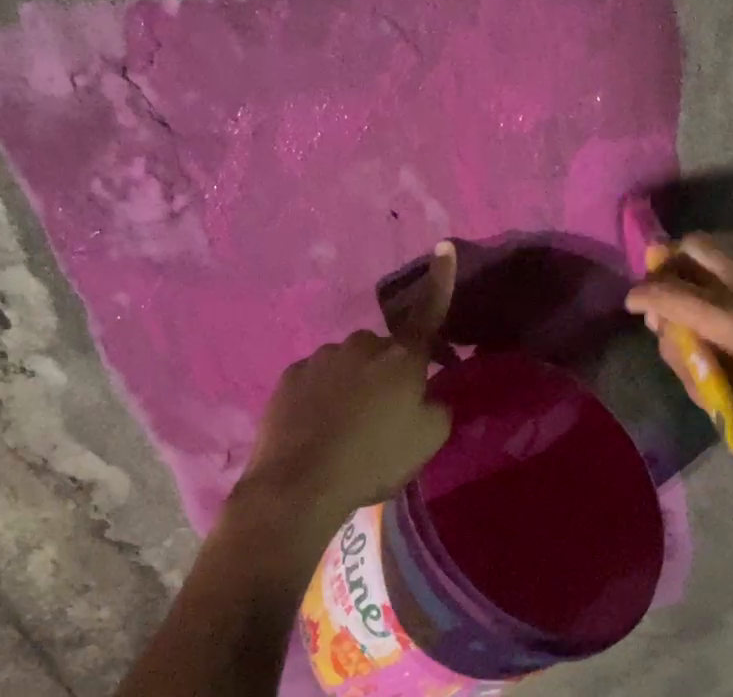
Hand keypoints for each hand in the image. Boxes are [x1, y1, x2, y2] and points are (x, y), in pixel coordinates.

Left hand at [234, 244, 457, 519]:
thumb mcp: (428, 440)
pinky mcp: (289, 377)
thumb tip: (429, 394)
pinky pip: (317, 380)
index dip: (440, 280)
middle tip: (386, 415)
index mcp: (402, 357)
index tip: (443, 246)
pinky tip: (318, 429)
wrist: (297, 486)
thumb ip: (437, 407)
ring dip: (353, 385)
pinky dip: (322, 397)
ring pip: (348, 365)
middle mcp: (362, 345)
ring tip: (346, 429)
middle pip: (384, 352)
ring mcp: (322, 358)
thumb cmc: (373, 460)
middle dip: (387, 372)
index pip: (429, 311)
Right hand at [625, 234, 732, 467]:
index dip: (641, 293)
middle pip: (694, 245)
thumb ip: (681, 354)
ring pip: (723, 243)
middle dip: (671, 262)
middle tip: (667, 286)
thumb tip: (660, 323)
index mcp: (728, 319)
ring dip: (703, 261)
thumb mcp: (717, 396)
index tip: (634, 302)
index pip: (667, 290)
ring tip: (701, 288)